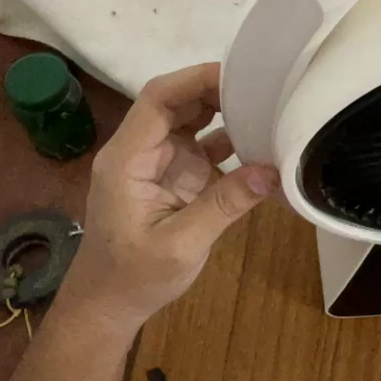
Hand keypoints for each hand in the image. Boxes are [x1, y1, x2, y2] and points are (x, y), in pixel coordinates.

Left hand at [56, 63, 277, 333]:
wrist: (108, 305)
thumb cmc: (133, 277)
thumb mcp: (180, 245)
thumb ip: (223, 205)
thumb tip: (271, 172)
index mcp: (128, 158)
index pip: (158, 99)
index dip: (194, 80)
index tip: (238, 75)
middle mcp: (141, 150)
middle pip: (176, 102)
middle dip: (216, 90)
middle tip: (263, 89)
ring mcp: (158, 162)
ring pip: (190, 119)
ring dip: (225, 112)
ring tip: (267, 108)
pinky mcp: (175, 176)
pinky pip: (203, 145)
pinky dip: (230, 141)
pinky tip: (261, 142)